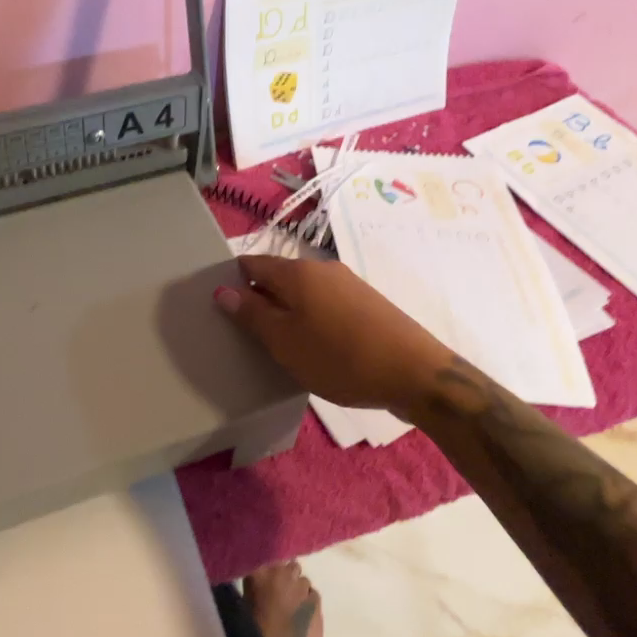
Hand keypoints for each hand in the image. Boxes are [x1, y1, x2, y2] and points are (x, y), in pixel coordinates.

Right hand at [214, 255, 452, 412]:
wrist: (415, 373)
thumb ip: (252, 315)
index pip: (252, 264)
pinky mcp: (366, 303)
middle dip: (260, 300)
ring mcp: (348, 284)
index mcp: (297, 272)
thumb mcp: (285, 342)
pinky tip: (315, 347)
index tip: (222, 309)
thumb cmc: (340, 357)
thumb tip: (223, 289)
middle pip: (278, 277)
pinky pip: (326, 305)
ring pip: (303, 292)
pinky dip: (312, 320)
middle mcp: (322, 268)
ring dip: (288, 313)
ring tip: (280, 346)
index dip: (234, 281)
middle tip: (247, 335)